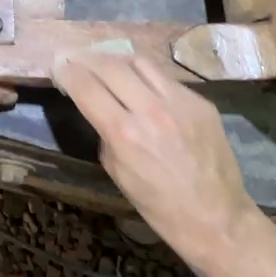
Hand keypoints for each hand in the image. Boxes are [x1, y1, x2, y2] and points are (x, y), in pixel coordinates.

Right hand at [54, 53, 257, 261]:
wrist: (217, 218)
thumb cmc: (160, 206)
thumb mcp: (118, 173)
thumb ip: (105, 134)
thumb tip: (99, 109)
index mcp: (124, 133)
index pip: (86, 87)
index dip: (67, 72)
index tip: (59, 65)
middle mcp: (150, 110)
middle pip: (110, 65)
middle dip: (87, 58)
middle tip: (77, 58)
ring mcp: (180, 102)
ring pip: (139, 62)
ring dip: (116, 60)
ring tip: (107, 63)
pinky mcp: (201, 102)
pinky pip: (166, 79)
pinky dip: (146, 77)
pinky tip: (142, 85)